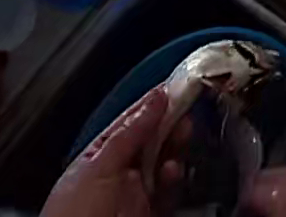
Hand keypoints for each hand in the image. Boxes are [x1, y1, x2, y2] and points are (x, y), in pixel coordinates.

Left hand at [39, 89, 187, 216]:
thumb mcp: (98, 168)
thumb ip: (130, 132)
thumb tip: (156, 97)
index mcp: (97, 158)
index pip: (131, 119)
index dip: (155, 100)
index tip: (179, 83)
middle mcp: (117, 174)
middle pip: (153, 137)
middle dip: (171, 121)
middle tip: (188, 107)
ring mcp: (134, 196)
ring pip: (165, 159)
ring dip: (176, 145)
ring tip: (183, 135)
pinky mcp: (150, 215)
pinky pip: (170, 189)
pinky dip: (175, 176)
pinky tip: (172, 170)